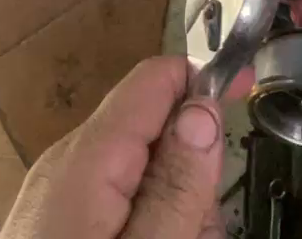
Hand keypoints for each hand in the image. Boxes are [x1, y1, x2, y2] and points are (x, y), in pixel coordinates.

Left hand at [0, 56, 245, 238]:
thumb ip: (176, 183)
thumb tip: (202, 107)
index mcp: (87, 157)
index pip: (155, 79)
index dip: (204, 81)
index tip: (243, 101)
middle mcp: (69, 164)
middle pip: (157, 128)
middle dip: (194, 173)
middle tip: (202, 231)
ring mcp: (60, 197)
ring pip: (146, 172)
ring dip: (177, 211)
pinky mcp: (59, 225)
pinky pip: (122, 205)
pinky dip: (150, 227)